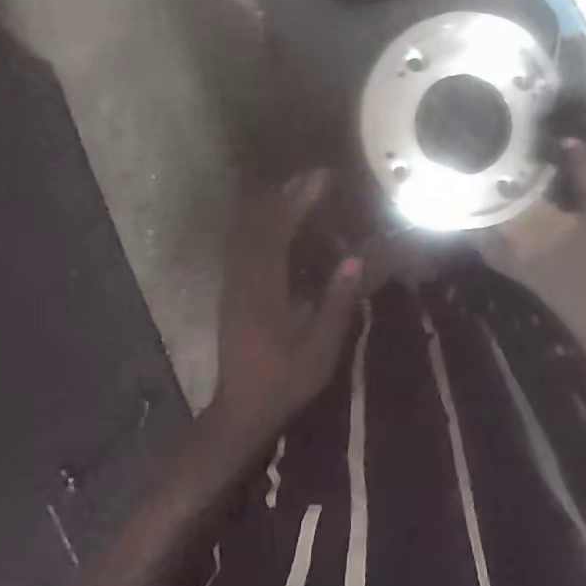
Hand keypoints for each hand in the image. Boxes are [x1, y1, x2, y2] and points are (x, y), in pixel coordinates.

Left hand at [212, 170, 363, 440]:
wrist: (241, 409)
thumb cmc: (285, 381)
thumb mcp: (320, 349)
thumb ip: (337, 303)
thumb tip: (355, 258)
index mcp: (264, 292)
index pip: (279, 233)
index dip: (299, 202)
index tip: (321, 178)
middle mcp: (242, 281)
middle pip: (258, 225)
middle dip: (285, 196)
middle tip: (312, 176)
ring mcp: (232, 286)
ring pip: (245, 233)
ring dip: (269, 207)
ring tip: (296, 189)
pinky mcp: (230, 293)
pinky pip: (241, 246)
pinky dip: (258, 224)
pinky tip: (273, 221)